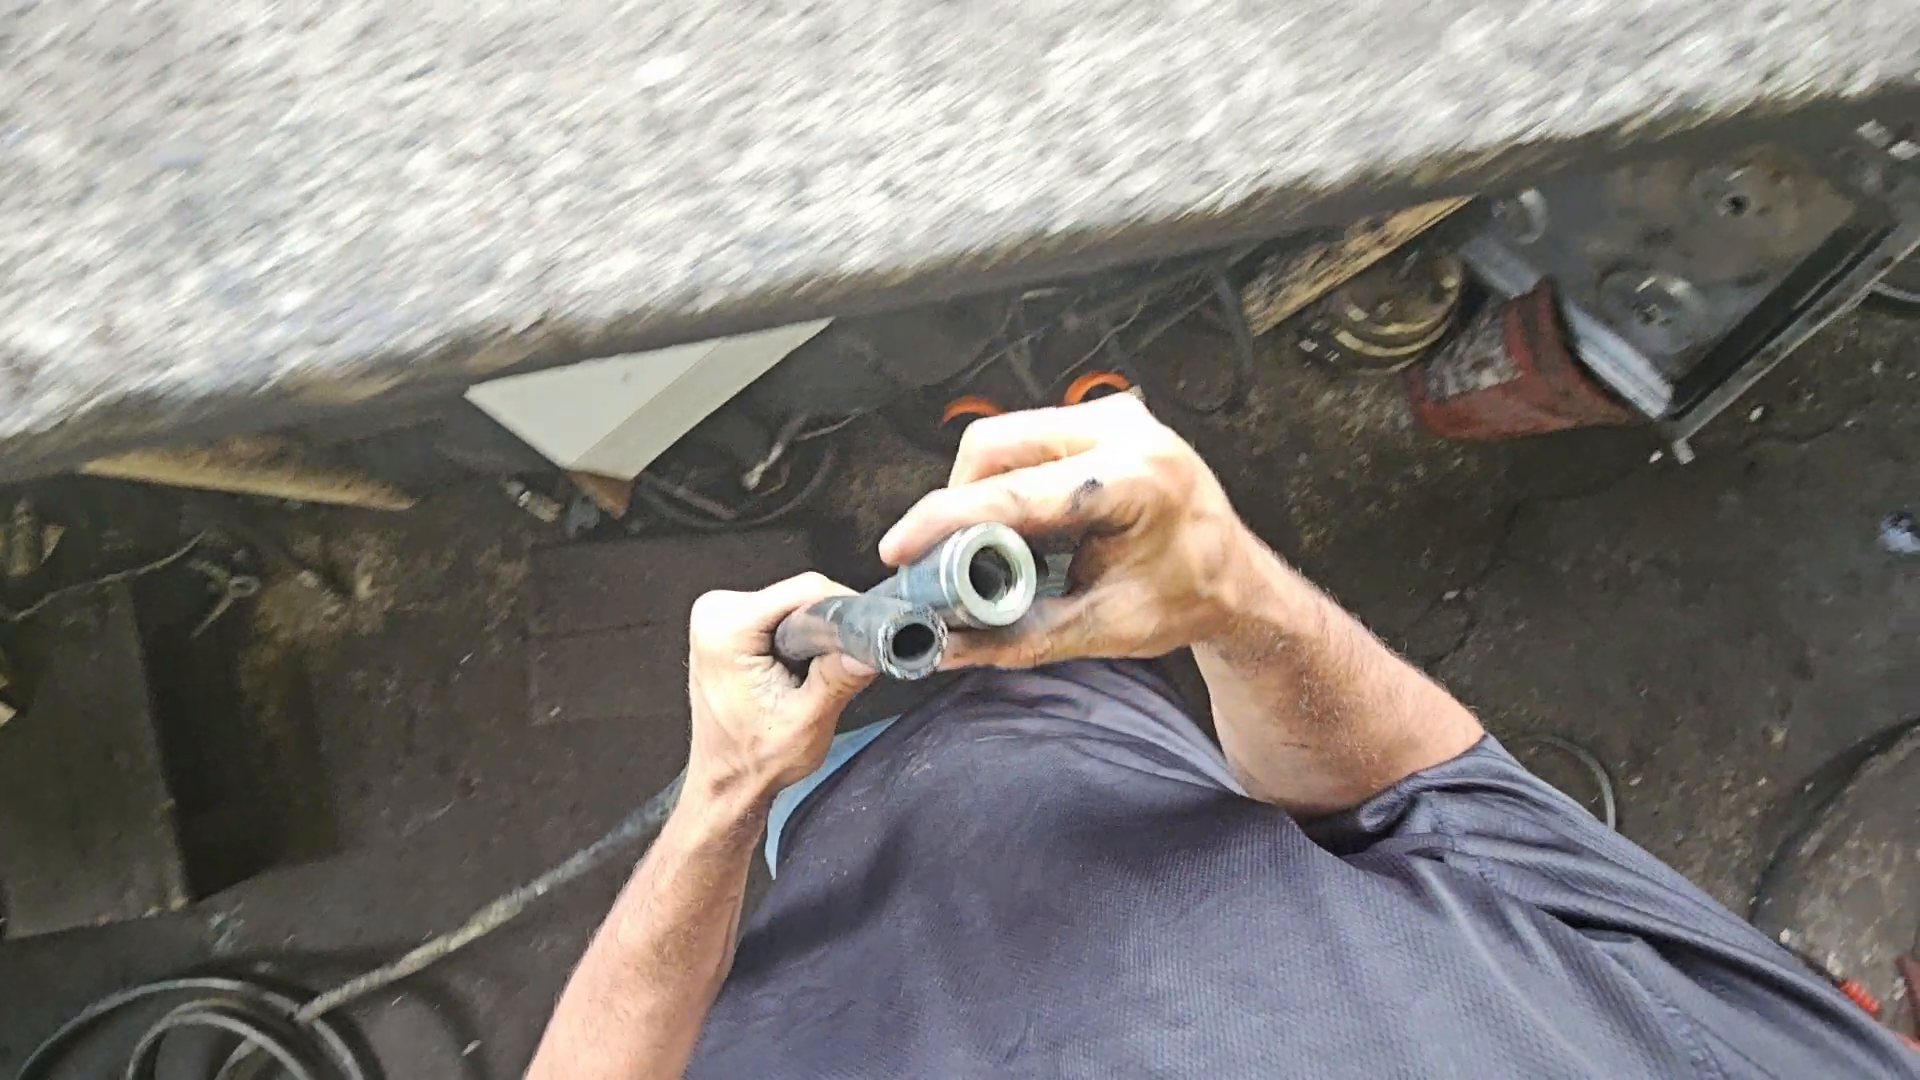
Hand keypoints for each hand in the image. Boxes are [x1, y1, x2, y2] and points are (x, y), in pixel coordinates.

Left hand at [685, 573, 876, 807]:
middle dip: (829, 624)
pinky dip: (800, 633)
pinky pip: (782, 610)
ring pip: (794, 600)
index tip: (867, 635)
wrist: (725, 784)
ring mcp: (718, 614)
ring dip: (816, 630)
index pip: (805, 591)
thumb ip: (838, 680)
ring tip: (818, 671)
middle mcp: (715, 612)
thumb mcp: (807, 723)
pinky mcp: (728, 622)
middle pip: (800, 593)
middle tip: (842, 663)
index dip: (845, 609)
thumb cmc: (753, 761)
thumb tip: (870, 649)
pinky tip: (801, 665)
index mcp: (725, 629)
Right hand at [879, 394, 1268, 667]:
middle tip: (946, 558)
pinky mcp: (1104, 416)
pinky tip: (1012, 518)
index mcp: (1138, 481)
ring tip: (983, 544)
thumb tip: (941, 644)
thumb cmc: (1184, 600)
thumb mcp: (1100, 630)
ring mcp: (1115, 415)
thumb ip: (1013, 639)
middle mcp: (1127, 431)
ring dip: (976, 489)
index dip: (943, 521)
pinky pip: (1024, 436)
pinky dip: (1001, 477)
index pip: (1015, 493)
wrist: (1232, 577)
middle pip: (994, 444)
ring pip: (1003, 436)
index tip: (899, 549)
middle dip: (954, 502)